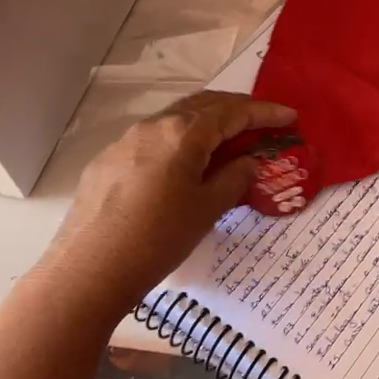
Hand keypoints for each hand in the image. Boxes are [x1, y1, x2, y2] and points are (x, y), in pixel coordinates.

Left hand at [35, 91, 295, 317]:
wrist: (87, 272)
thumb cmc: (158, 239)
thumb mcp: (208, 209)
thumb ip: (234, 178)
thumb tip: (248, 162)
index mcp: (183, 133)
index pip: (233, 112)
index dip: (265, 112)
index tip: (290, 117)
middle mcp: (153, 127)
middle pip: (203, 105)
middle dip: (236, 109)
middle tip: (263, 122)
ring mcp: (124, 142)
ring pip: (175, 120)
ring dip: (206, 123)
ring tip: (228, 140)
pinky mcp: (106, 162)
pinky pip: (153, 140)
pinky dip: (180, 142)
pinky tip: (185, 166)